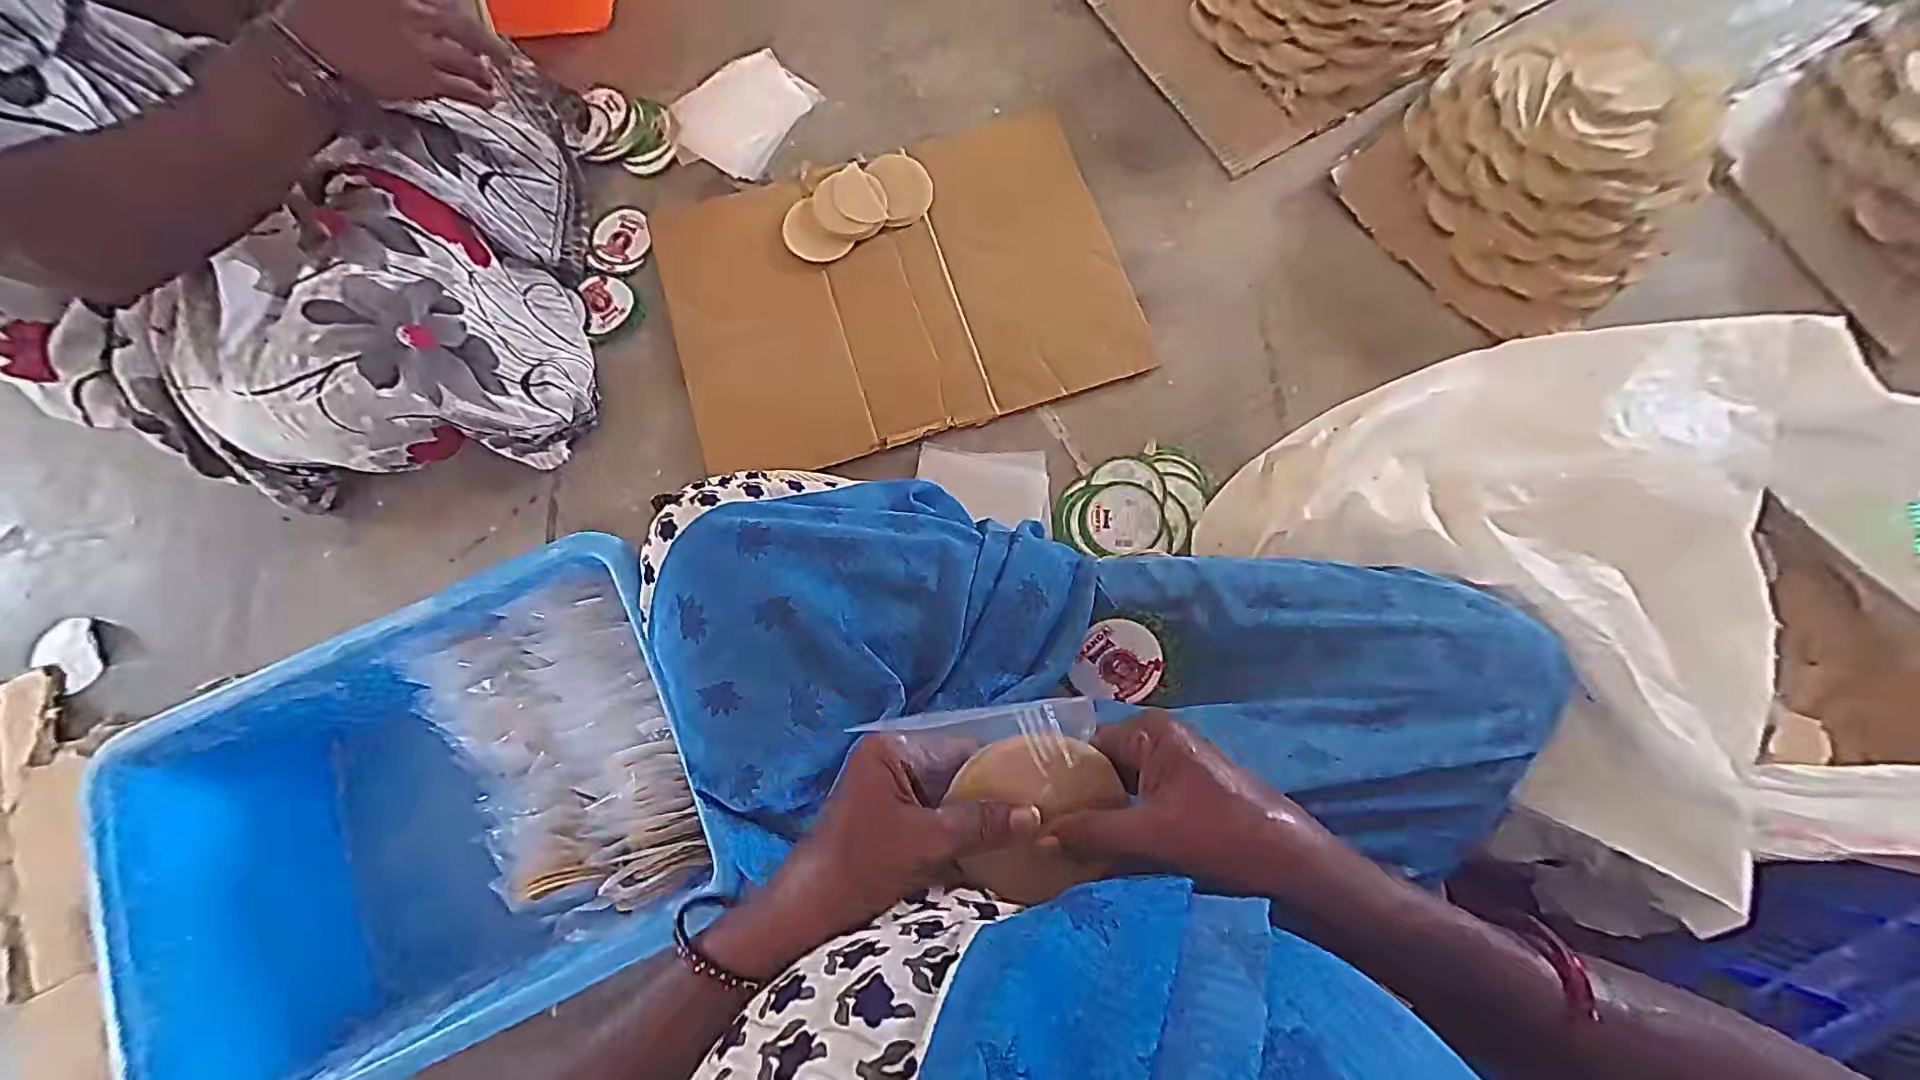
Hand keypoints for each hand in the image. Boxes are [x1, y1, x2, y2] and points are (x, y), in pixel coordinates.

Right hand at [279, 0, 509, 106]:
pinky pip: (465, 90)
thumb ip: (399, 3)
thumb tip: (428, 8)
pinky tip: (488, 98)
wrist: (310, 50)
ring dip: (487, 73)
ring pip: (472, 63)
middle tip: (503, 54)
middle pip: (469, 31)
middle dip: (491, 45)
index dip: (464, 9)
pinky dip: (481, 95)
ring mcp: (423, 51)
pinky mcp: (425, 81)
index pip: (446, 1)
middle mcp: (415, 16)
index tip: (473, 15)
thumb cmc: (322, 15)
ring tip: (492, 78)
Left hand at [703, 735, 1040, 979]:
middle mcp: (892, 757)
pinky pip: (938, 811)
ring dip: (978, 812)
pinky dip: (960, 826)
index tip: (1037, 785)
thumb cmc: (859, 868)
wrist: (808, 913)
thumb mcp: (925, 843)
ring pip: (951, 793)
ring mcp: (892, 786)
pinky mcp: (894, 813)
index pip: (960, 749)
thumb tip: (1035, 816)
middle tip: (1033, 810)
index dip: (999, 768)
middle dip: (990, 792)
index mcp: (892, 749)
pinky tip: (988, 840)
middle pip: (957, 770)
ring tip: (1019, 825)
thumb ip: (980, 824)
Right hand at [1043, 710, 1375, 908]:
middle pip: (1103, 766)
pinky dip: (1122, 822)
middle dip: (1079, 797)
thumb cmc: (1224, 836)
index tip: (1034, 805)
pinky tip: (1102, 847)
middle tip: (1045, 828)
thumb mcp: (1151, 835)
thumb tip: (1040, 835)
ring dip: (1100, 813)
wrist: (1296, 868)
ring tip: (1065, 841)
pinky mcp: (1186, 793)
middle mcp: (1160, 738)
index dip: (1061, 776)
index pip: (1088, 745)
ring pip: (1121, 787)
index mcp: (1150, 731)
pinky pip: (1140, 801)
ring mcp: (1175, 765)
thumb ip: (1092, 832)